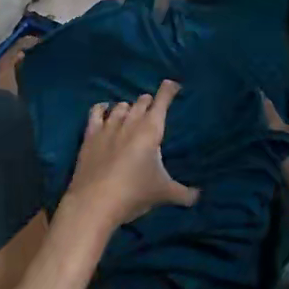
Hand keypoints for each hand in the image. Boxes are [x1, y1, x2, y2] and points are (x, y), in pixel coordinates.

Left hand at [63, 81, 198, 230]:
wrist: (94, 203)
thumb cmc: (134, 193)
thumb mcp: (164, 193)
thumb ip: (184, 193)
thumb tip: (198, 196)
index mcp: (151, 129)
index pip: (162, 100)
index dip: (169, 89)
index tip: (174, 85)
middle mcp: (131, 121)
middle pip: (143, 100)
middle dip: (150, 102)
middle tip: (154, 111)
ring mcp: (109, 126)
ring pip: (122, 105)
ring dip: (130, 108)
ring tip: (132, 116)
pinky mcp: (90, 134)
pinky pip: (96, 111)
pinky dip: (102, 108)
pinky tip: (105, 109)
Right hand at [262, 95, 288, 185]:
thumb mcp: (278, 131)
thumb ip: (270, 113)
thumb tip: (263, 94)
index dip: (276, 99)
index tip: (260, 97)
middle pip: (285, 119)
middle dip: (271, 115)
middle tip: (253, 110)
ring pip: (281, 132)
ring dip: (270, 130)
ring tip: (252, 123)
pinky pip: (279, 144)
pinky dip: (271, 142)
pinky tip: (257, 140)